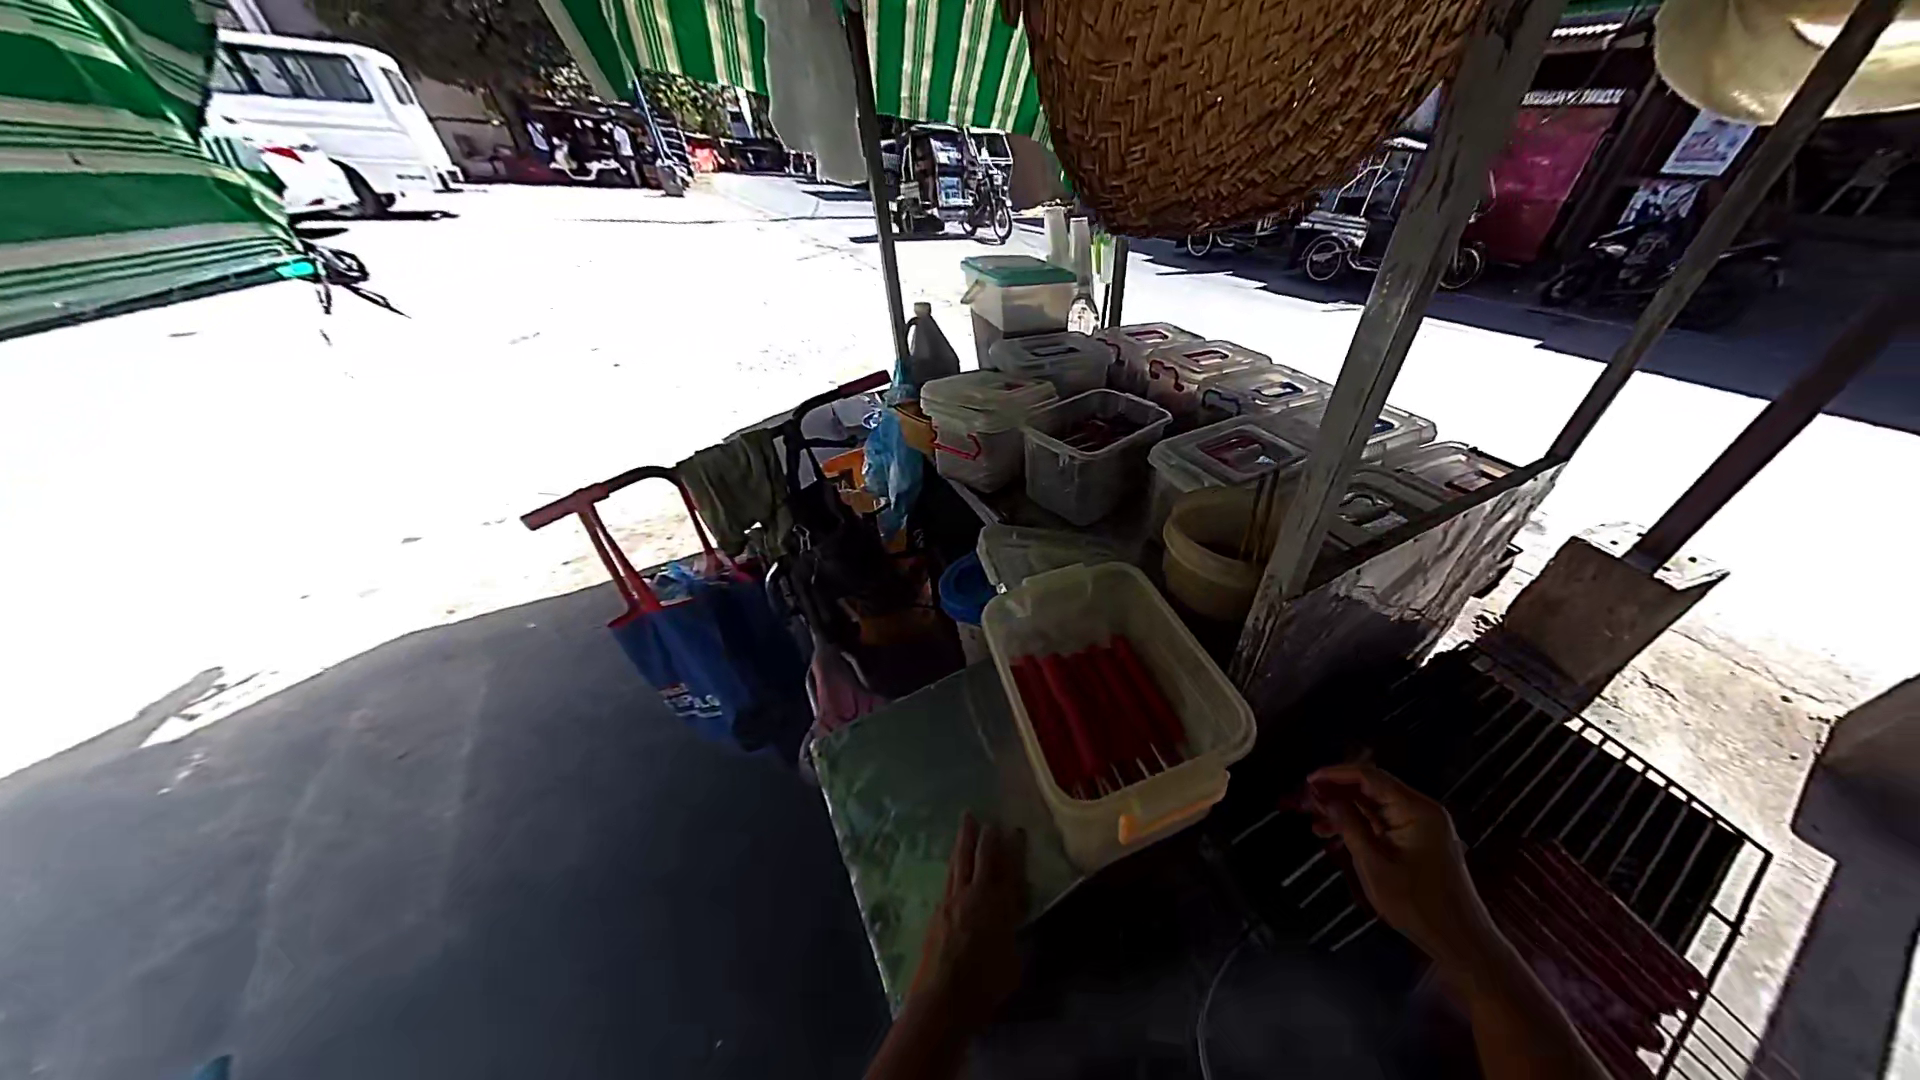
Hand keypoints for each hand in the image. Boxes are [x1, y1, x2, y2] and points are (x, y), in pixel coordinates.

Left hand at [909, 813, 1028, 1031]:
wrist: (942, 1000)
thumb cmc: (985, 986)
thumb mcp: (1013, 963)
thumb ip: (1013, 937)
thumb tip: (1012, 925)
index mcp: (998, 906)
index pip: (1009, 869)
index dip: (1013, 849)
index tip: (1015, 830)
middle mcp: (975, 895)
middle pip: (980, 856)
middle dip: (984, 835)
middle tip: (984, 818)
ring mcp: (953, 900)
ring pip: (959, 861)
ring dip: (963, 840)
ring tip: (966, 821)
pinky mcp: (937, 910)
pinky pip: (949, 877)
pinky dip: (954, 863)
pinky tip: (954, 862)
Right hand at [1305, 763, 1497, 973]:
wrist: (1463, 944)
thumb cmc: (1422, 908)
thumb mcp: (1374, 864)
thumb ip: (1348, 825)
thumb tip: (1326, 798)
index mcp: (1417, 811)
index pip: (1368, 776)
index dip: (1333, 774)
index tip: (1309, 781)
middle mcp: (1421, 812)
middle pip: (1368, 788)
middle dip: (1334, 793)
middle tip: (1305, 801)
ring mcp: (1420, 826)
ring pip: (1370, 804)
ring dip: (1341, 809)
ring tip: (1315, 821)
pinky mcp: (1416, 839)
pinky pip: (1379, 821)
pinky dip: (1355, 824)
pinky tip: (1333, 834)